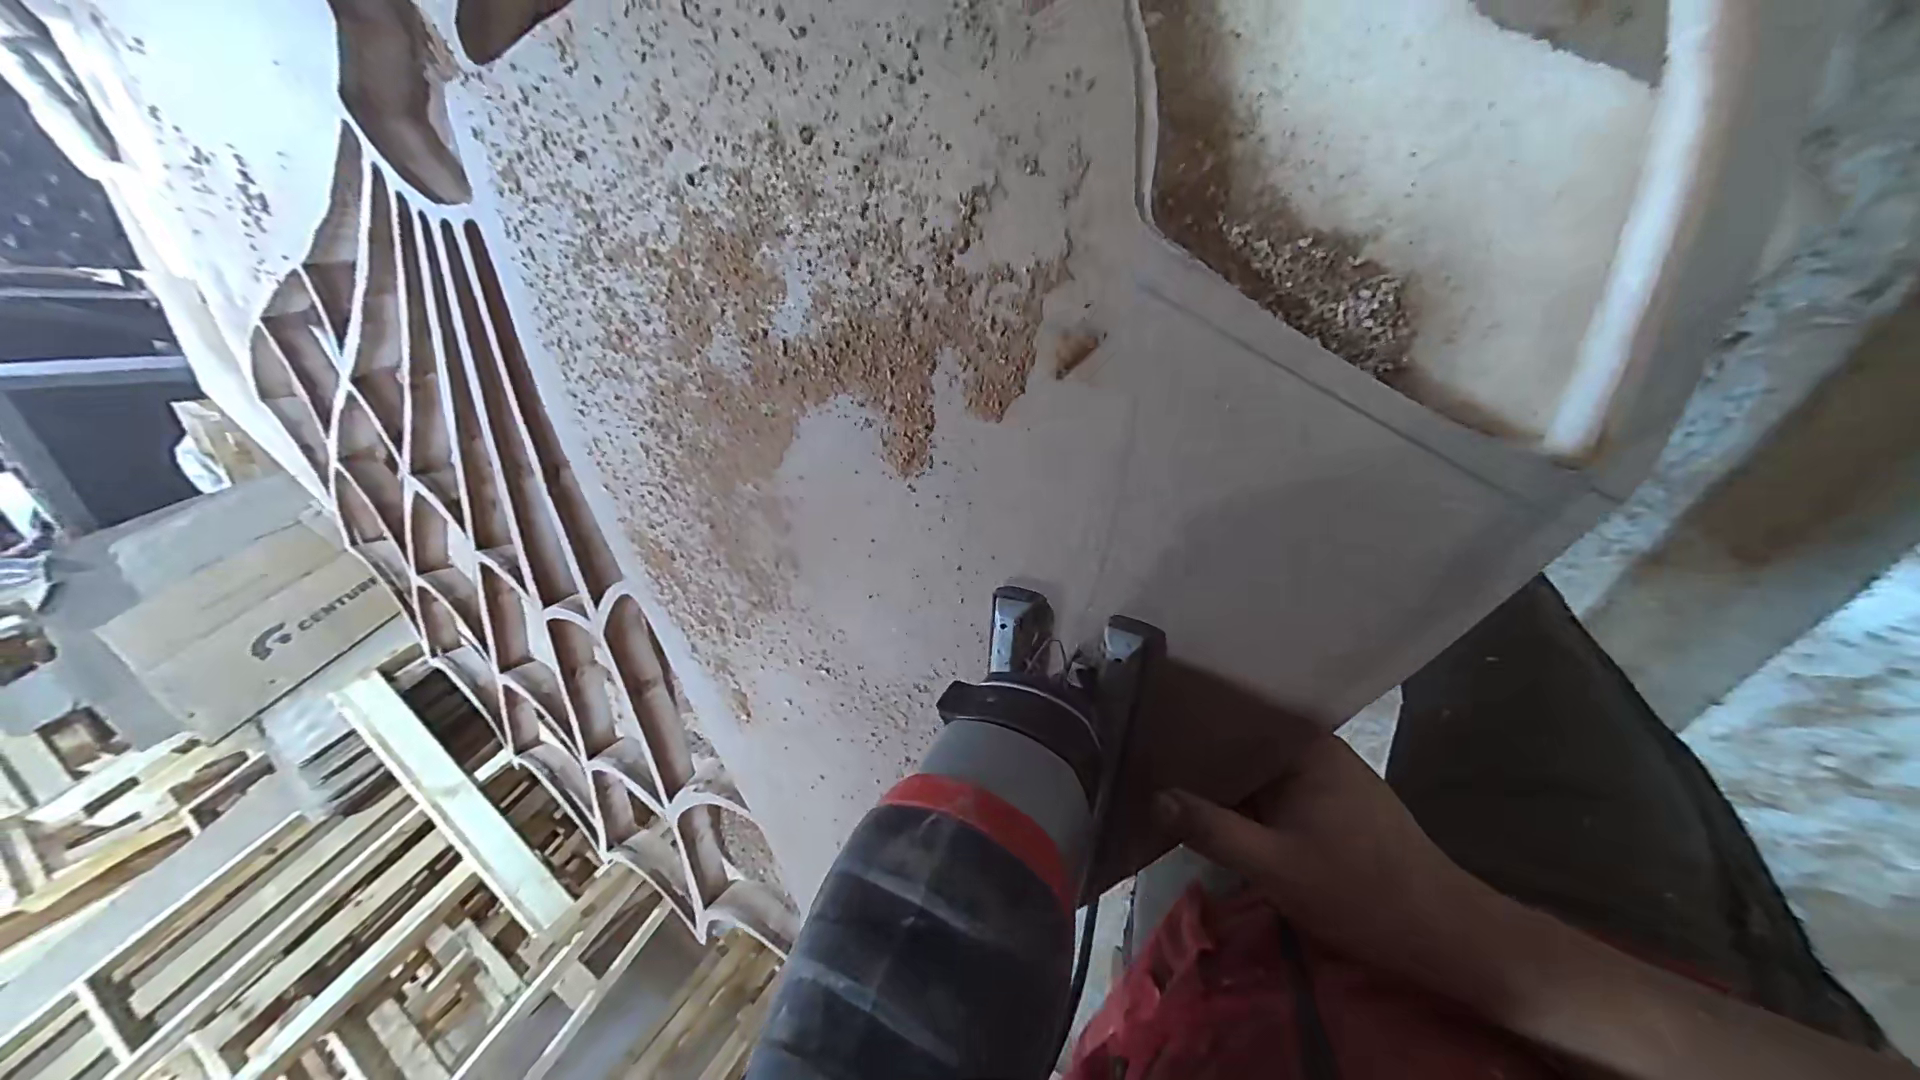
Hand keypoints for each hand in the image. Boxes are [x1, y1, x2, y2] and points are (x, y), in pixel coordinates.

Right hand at [1155, 733, 1506, 996]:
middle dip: (1197, 752)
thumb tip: (1154, 796)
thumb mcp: (1274, 867)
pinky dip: (1243, 794)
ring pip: (1254, 765)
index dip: (1186, 724)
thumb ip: (1211, 829)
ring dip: (1220, 776)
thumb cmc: (1360, 893)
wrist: (1448, 936)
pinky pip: (1271, 784)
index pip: (1232, 718)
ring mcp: (1323, 771)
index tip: (1144, 727)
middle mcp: (1312, 746)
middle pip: (1240, 740)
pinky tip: (1212, 805)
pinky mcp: (1328, 797)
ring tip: (1165, 776)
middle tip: (1143, 756)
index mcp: (1303, 745)